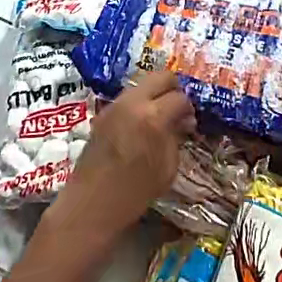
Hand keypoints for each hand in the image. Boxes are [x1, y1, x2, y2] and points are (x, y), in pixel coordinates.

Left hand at [52, 71, 195, 236]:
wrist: (91, 204)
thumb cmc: (135, 193)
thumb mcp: (167, 168)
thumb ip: (176, 137)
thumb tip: (183, 121)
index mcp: (153, 117)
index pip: (180, 98)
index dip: (189, 108)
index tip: (190, 121)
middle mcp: (133, 102)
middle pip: (161, 77)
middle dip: (174, 89)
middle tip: (178, 109)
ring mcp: (115, 105)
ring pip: (143, 84)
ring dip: (155, 94)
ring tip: (159, 117)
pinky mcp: (103, 112)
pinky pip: (128, 97)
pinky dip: (139, 103)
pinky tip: (141, 125)